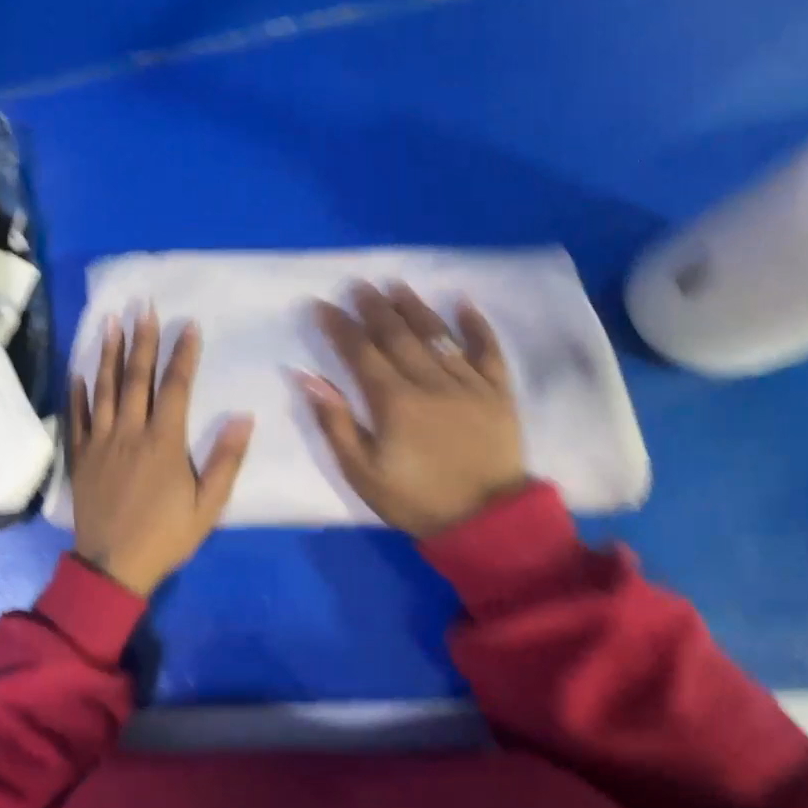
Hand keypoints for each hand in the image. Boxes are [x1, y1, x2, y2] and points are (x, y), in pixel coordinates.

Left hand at [68, 307, 253, 597]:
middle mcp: (129, 432)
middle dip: (142, 340)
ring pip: (104, 389)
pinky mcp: (80, 456)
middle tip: (143, 307)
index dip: (182, 355)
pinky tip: (79, 372)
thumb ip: (225, 460)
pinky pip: (77, 417)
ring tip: (110, 323)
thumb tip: (245, 416)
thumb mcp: (208, 505)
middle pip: (136, 378)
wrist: (113, 564)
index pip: (175, 387)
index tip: (188, 325)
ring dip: (108, 354)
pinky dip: (77, 393)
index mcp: (164, 442)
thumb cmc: (166, 536)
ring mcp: (100, 442)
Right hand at [298, 282, 528, 538]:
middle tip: (357, 285)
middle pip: (398, 335)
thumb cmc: (412, 498)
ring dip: (414, 307)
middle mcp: (430, 382)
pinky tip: (462, 303)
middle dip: (374, 308)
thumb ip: (334, 421)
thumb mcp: (360, 469)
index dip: (339, 327)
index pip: (360, 352)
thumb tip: (308, 377)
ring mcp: (468, 385)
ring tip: (396, 285)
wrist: (486, 522)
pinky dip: (476, 325)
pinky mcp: (498, 393)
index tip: (321, 305)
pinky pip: (488, 351)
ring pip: (438, 335)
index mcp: (393, 401)